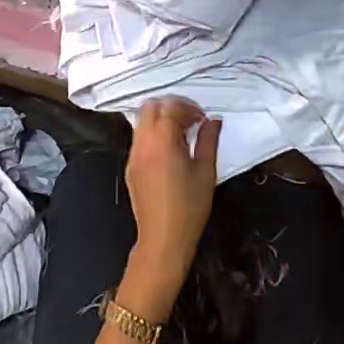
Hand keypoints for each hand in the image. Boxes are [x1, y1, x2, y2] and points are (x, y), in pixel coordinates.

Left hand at [121, 97, 220, 308]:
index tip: (203, 119)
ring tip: (181, 136)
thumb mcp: (206, 171)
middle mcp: (143, 142)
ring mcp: (133, 154)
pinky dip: (151, 135)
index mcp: (163, 140)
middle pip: (150, 106)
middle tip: (191, 122)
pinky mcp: (129, 166)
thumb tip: (213, 121)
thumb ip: (208, 140)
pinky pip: (138, 139)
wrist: (163, 237)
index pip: (171, 107)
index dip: (189, 107)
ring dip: (160, 120)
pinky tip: (168, 152)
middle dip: (171, 107)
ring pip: (141, 121)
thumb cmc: (190, 207)